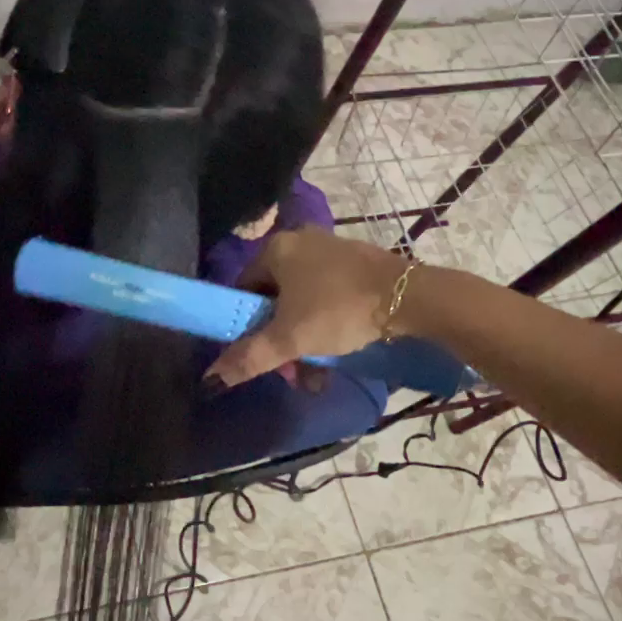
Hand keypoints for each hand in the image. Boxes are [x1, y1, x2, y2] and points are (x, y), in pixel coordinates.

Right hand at [206, 227, 417, 388]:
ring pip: (304, 301)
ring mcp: (331, 250)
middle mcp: (300, 242)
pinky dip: (328, 324)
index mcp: (275, 249)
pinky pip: (330, 295)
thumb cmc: (338, 311)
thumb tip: (210, 378)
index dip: (246, 326)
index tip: (260, 354)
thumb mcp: (290, 339)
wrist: (410, 298)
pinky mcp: (358, 263)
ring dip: (305, 339)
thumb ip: (249, 357)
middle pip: (275, 299)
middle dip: (281, 340)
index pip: (244, 289)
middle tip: (292, 370)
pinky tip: (340, 351)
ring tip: (318, 374)